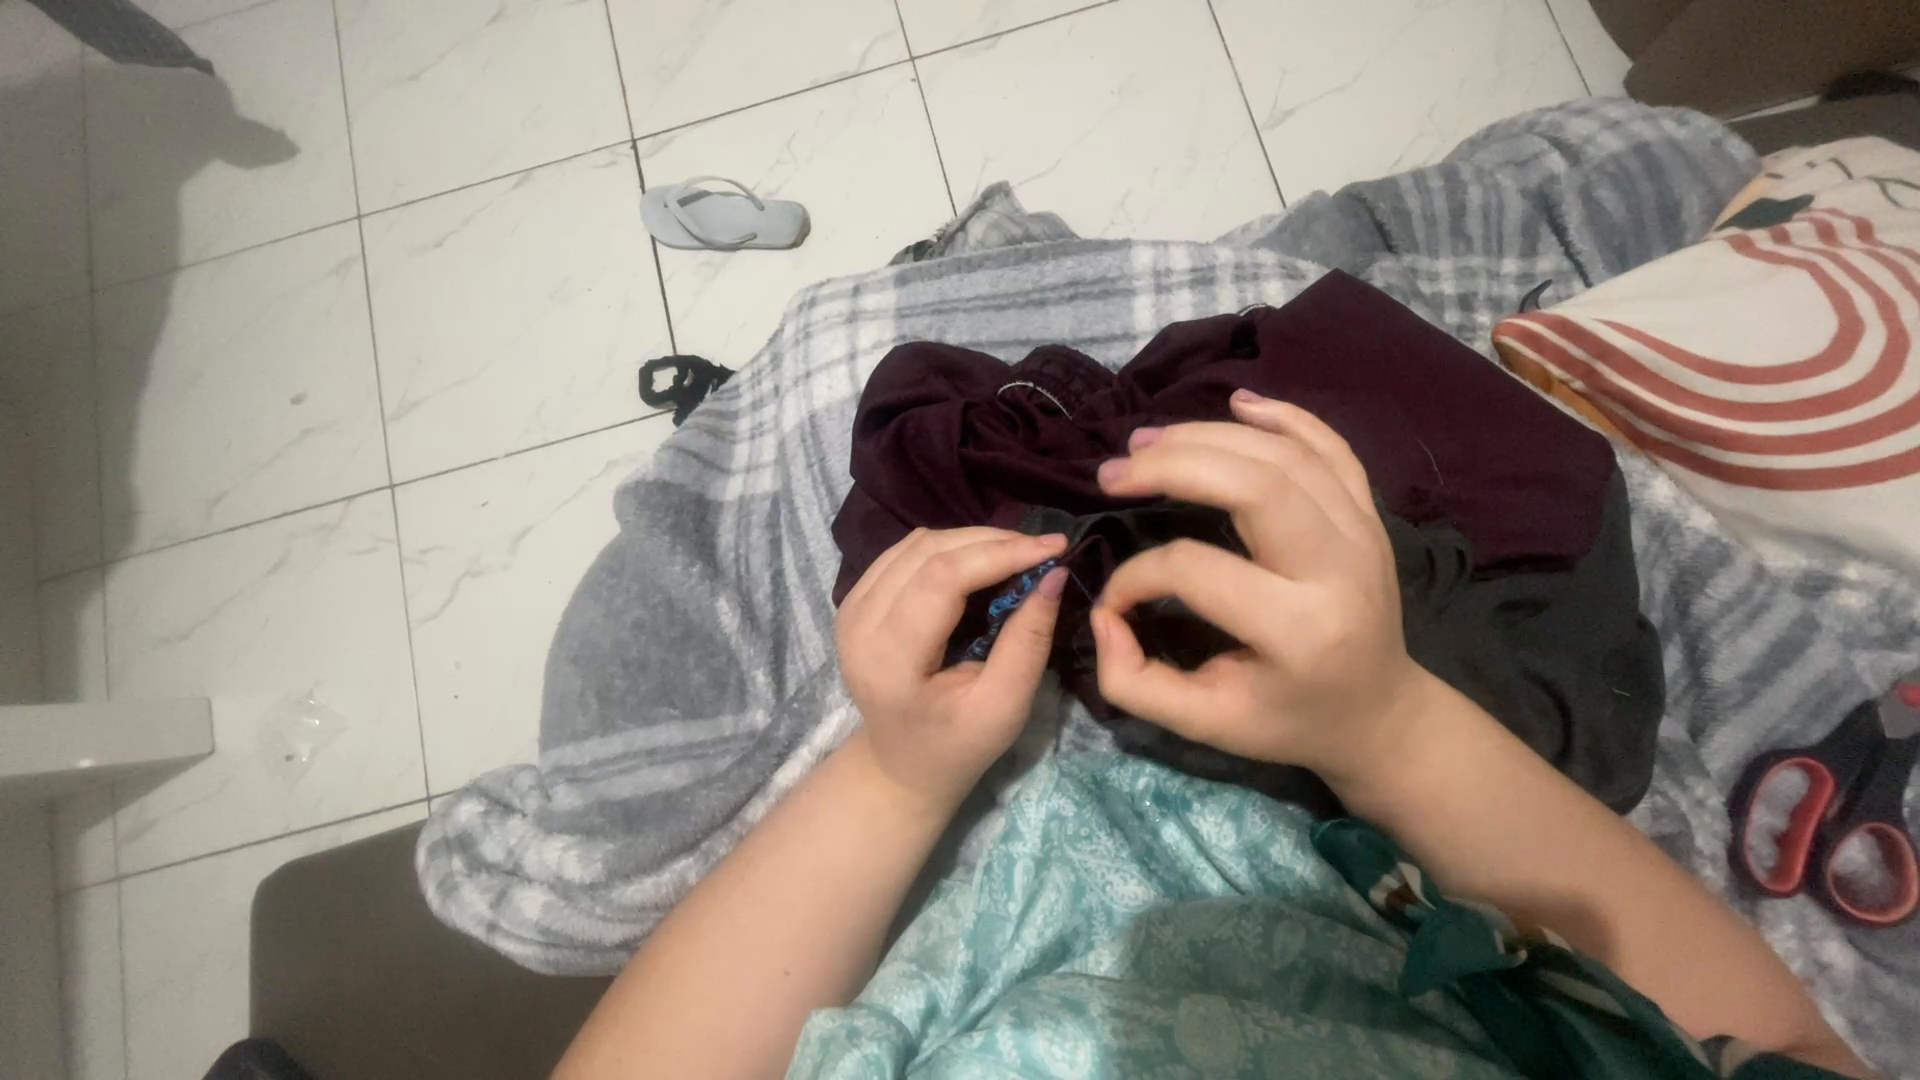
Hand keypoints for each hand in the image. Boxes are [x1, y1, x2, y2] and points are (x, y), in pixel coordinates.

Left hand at [836, 527, 1068, 816]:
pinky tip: (982, 563)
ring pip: (917, 544)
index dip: (999, 553)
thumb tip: (1054, 574)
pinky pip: (906, 552)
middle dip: (992, 541)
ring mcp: (851, 606)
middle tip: (1043, 549)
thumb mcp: (1004, 707)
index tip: (1053, 547)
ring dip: (973, 540)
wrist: (902, 764)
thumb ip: (1028, 642)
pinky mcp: (856, 598)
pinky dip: (950, 549)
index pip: (941, 578)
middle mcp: (858, 623)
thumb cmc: (957, 744)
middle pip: (928, 551)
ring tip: (1019, 555)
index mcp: (889, 658)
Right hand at [1089, 391, 1434, 786]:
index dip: (1135, 576)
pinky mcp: (1369, 515)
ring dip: (1207, 434)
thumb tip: (1103, 612)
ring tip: (1145, 441)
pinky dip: (1284, 416)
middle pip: (1253, 484)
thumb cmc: (1288, 719)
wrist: (1378, 713)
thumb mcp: (1204, 724)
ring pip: (1284, 455)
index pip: (1195, 570)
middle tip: (1112, 472)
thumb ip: (1134, 681)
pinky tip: (1237, 402)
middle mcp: (1339, 569)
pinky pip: (1330, 447)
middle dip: (1170, 466)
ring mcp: (1363, 533)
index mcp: (1298, 630)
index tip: (1112, 598)